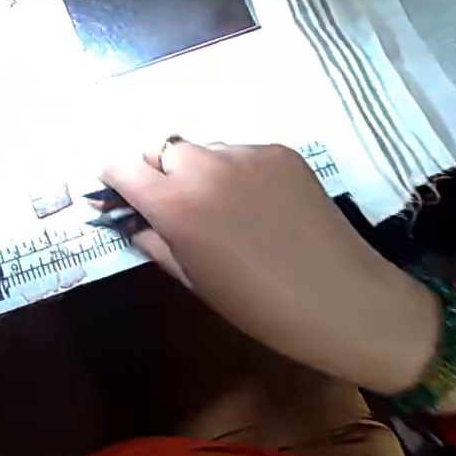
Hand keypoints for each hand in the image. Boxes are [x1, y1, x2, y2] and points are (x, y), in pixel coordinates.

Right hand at [100, 141, 444, 393]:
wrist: (342, 298)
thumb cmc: (258, 305)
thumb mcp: (194, 279)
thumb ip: (155, 240)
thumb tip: (133, 219)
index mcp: (177, 204)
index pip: (123, 166)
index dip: (114, 177)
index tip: (117, 190)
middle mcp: (206, 166)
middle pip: (163, 151)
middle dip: (160, 173)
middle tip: (176, 204)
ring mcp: (246, 153)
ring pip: (204, 150)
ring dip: (199, 171)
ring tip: (224, 207)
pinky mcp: (280, 150)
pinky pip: (241, 153)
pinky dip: (236, 172)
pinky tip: (258, 204)